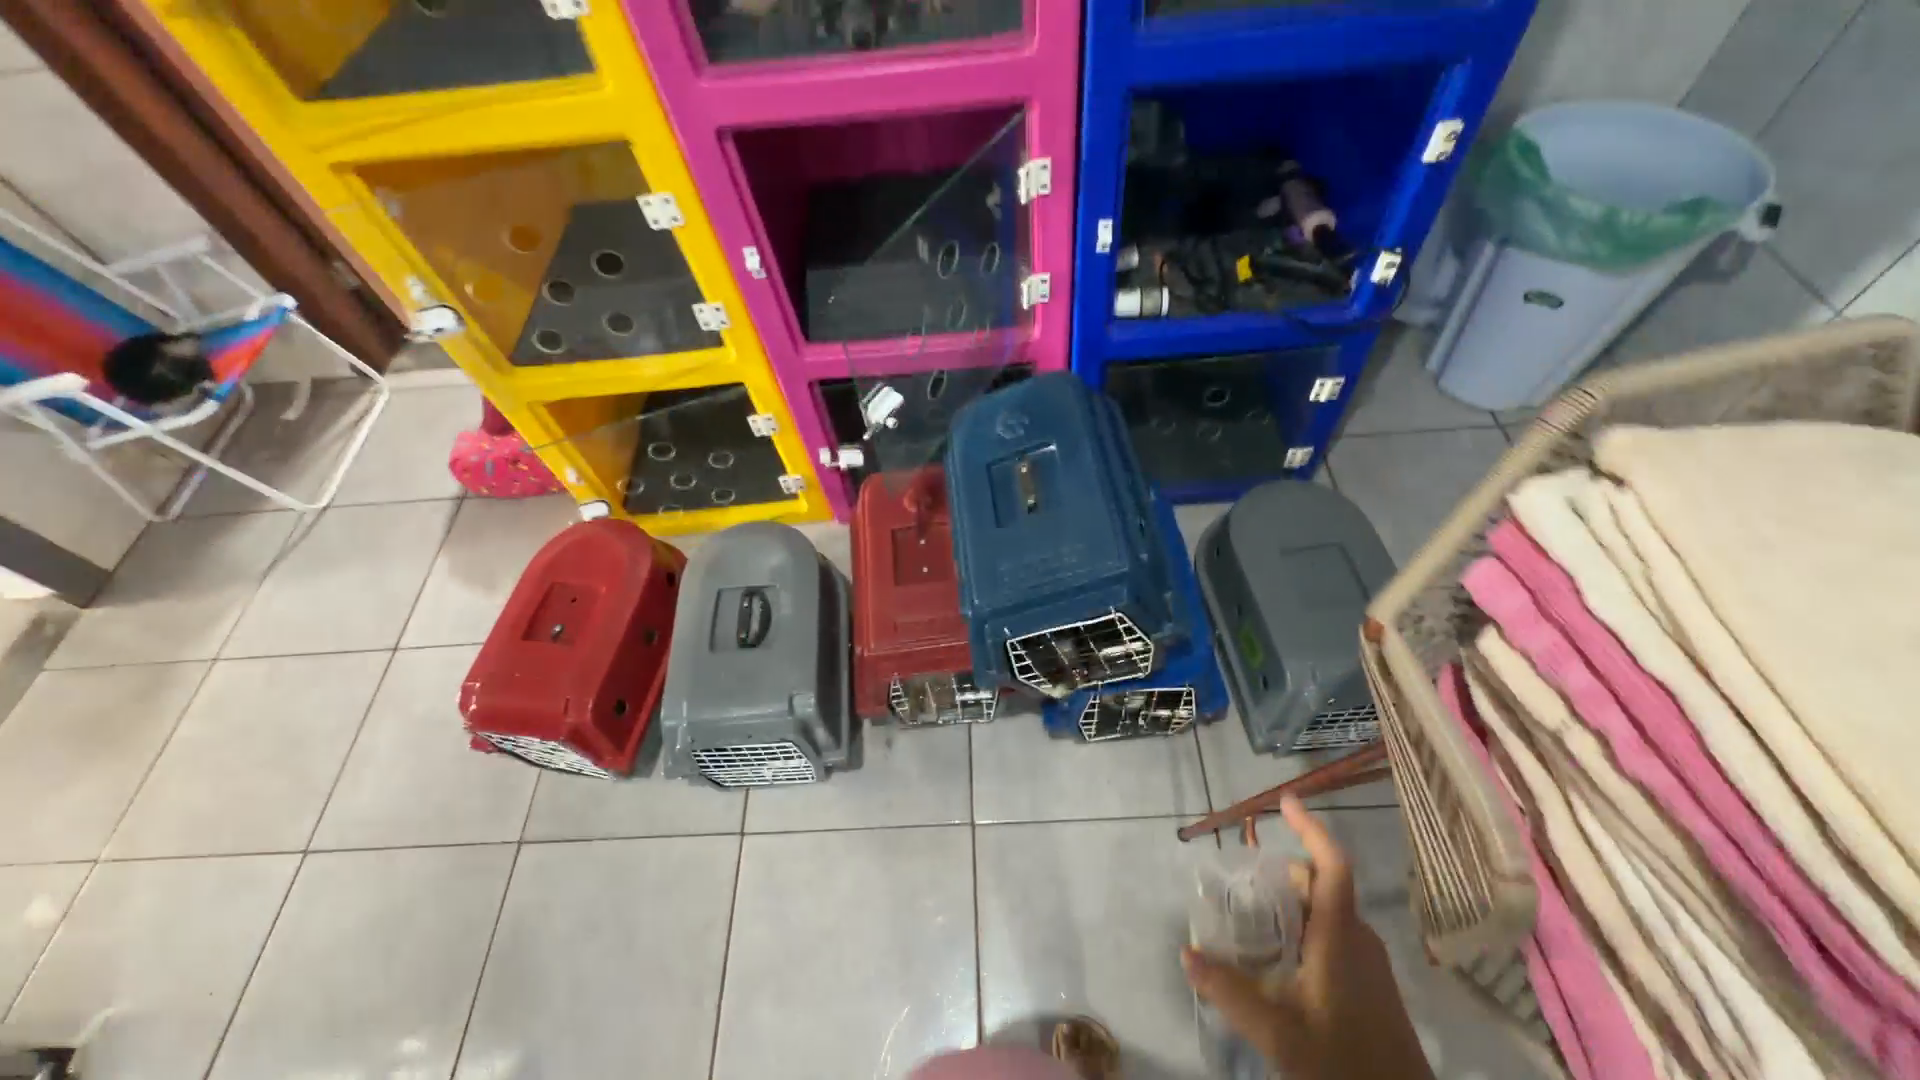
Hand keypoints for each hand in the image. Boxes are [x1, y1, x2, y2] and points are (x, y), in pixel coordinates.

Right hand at [1182, 797, 1434, 1079]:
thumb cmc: (1343, 1062)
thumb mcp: (1277, 1032)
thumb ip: (1229, 991)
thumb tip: (1187, 952)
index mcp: (1340, 937)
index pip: (1332, 866)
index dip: (1311, 829)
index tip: (1285, 800)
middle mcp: (1359, 940)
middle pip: (1323, 887)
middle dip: (1285, 874)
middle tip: (1243, 879)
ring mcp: (1369, 964)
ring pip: (1329, 914)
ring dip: (1293, 905)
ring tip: (1252, 917)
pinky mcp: (1370, 985)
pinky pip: (1335, 937)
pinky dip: (1304, 929)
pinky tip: (1279, 959)